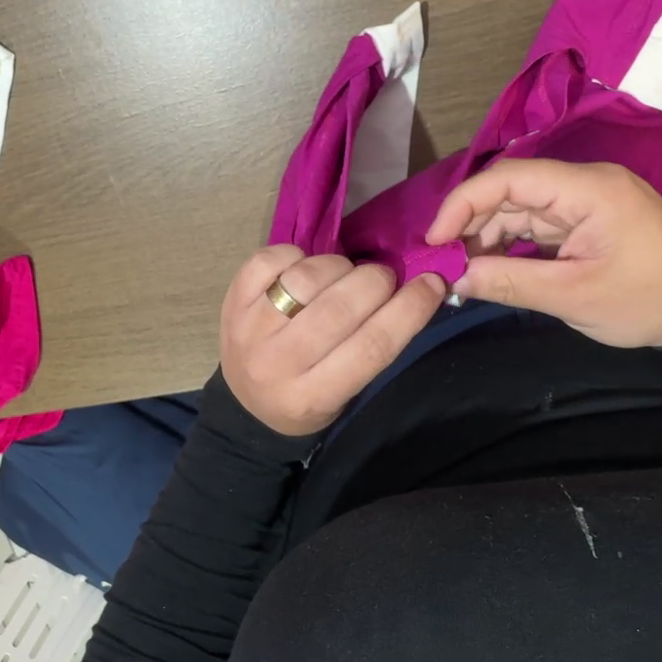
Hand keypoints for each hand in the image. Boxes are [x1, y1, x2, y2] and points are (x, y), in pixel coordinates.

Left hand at [220, 246, 445, 435]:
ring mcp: (249, 332)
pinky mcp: (231, 303)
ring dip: (337, 266)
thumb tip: (419, 287)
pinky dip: (295, 255)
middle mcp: (278, 364)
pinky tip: (304, 267)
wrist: (247, 406)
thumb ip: (376, 344)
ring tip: (344, 274)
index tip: (430, 283)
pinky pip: (267, 261)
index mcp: (314, 396)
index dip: (409, 310)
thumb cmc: (310, 398)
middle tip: (382, 279)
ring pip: (304, 280)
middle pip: (339, 309)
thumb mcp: (347, 391)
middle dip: (375, 281)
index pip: (372, 346)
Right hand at [424, 159, 661, 347]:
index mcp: (588, 190)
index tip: (436, 241)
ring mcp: (585, 201)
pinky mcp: (585, 220)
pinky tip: (488, 268)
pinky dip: (508, 245)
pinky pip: (534, 224)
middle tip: (444, 264)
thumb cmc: (646, 301)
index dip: (463, 204)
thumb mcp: (573, 298)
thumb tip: (455, 279)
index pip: (509, 178)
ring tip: (462, 273)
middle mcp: (584, 184)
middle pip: (509, 191)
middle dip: (470, 224)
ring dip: (486, 237)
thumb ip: (509, 283)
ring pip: (518, 208)